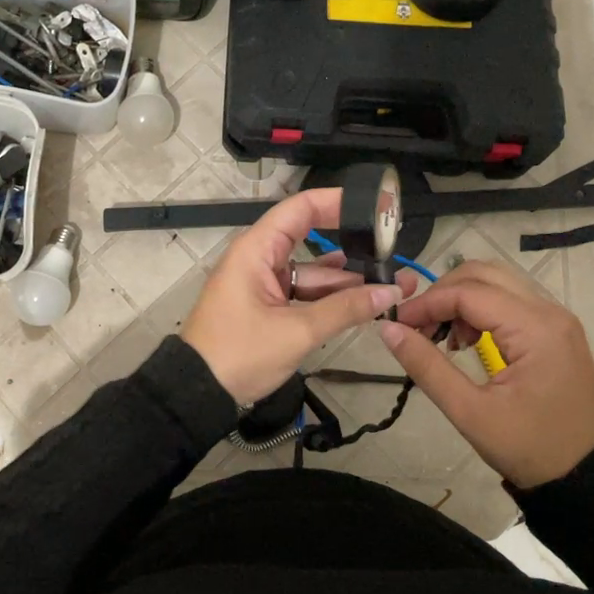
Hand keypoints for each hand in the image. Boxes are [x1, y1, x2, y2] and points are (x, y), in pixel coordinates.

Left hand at [181, 188, 416, 405]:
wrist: (198, 392)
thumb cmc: (239, 353)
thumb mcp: (296, 332)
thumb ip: (344, 310)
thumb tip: (389, 292)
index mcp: (256, 251)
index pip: (300, 209)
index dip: (338, 201)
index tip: (376, 204)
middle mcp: (259, 259)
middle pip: (310, 240)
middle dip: (352, 248)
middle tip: (394, 251)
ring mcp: (262, 284)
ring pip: (311, 273)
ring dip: (346, 281)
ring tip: (393, 285)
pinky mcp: (266, 307)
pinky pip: (302, 294)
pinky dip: (329, 299)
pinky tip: (364, 303)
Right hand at [378, 259, 593, 488]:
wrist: (588, 476)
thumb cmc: (529, 447)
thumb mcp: (469, 412)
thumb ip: (426, 366)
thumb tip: (387, 329)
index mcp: (535, 328)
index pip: (467, 292)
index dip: (426, 303)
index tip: (396, 325)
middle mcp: (549, 312)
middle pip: (483, 274)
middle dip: (442, 293)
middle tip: (416, 327)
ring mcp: (556, 319)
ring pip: (497, 284)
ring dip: (460, 299)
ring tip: (439, 337)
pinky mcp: (555, 331)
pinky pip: (510, 302)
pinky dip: (480, 310)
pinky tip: (466, 341)